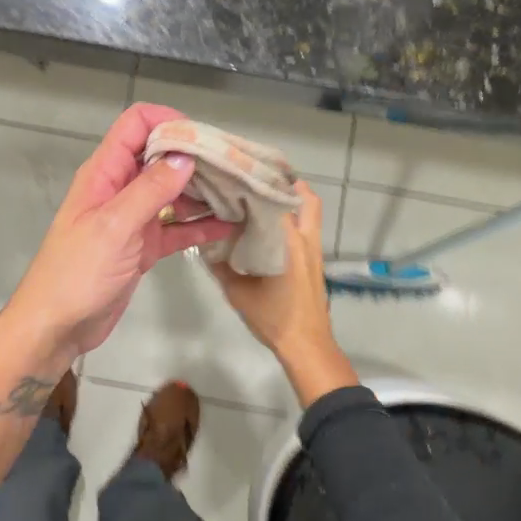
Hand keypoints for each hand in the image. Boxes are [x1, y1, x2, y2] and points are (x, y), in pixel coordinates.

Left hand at [1, 104, 235, 358]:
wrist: (56, 327)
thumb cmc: (77, 272)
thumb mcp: (114, 227)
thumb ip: (150, 190)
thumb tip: (186, 156)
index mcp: (105, 173)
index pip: (135, 125)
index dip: (168, 121)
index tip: (204, 138)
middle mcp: (120, 189)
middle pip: (160, 156)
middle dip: (195, 156)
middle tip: (234, 166)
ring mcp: (132, 219)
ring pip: (172, 192)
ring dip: (203, 191)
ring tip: (240, 193)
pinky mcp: (143, 247)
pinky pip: (176, 228)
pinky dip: (200, 225)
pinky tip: (230, 226)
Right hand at [211, 181, 330, 354]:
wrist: (306, 345)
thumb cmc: (274, 317)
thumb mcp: (238, 292)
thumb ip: (221, 265)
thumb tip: (204, 243)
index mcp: (288, 241)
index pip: (278, 199)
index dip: (262, 183)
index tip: (243, 174)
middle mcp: (306, 239)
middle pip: (307, 199)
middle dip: (288, 185)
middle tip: (260, 180)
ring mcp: (314, 250)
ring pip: (310, 214)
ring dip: (293, 202)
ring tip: (264, 198)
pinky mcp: (316, 262)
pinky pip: (308, 230)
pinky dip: (294, 220)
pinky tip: (271, 227)